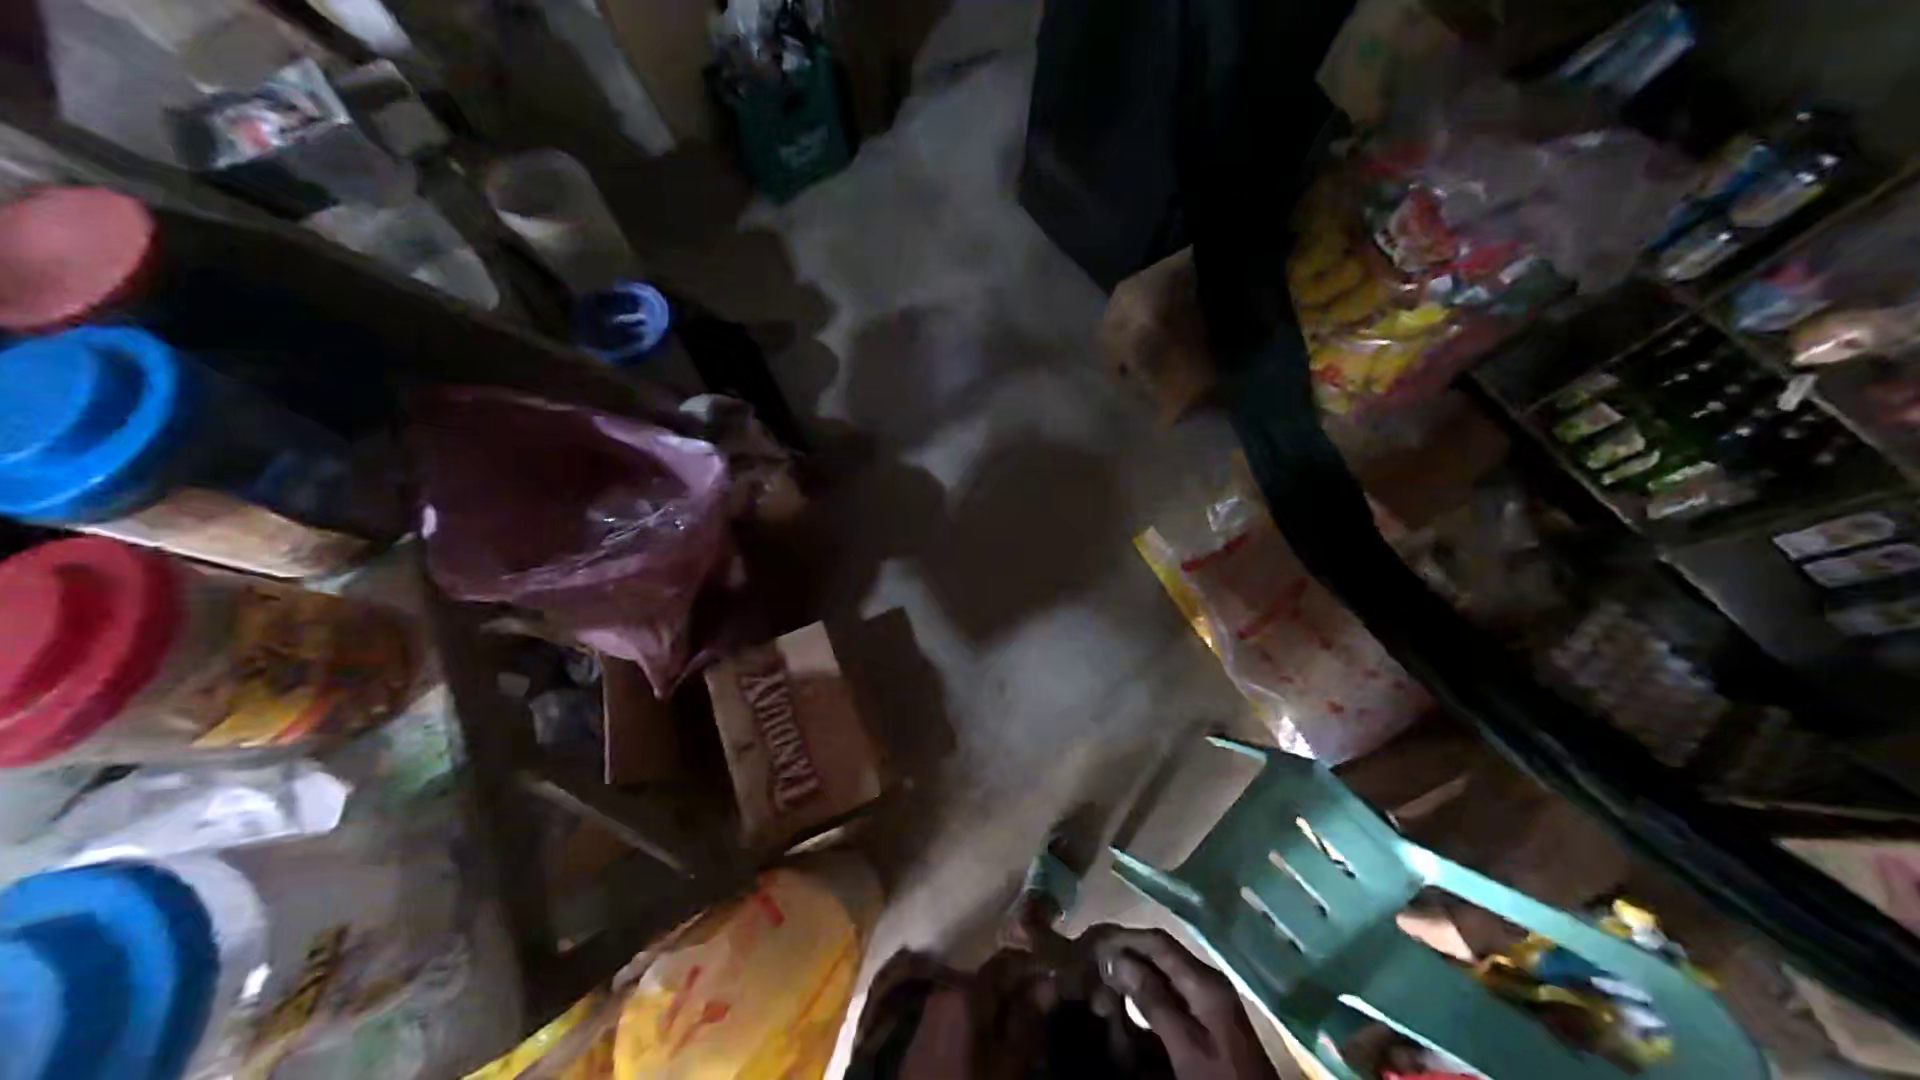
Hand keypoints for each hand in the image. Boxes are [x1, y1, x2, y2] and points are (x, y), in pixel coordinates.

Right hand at [1089, 927, 1277, 1079]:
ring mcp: (1211, 999)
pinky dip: (1149, 989)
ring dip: (1137, 969)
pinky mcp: (1210, 1018)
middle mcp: (1208, 981)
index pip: (1159, 943)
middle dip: (1129, 951)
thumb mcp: (1185, 1046)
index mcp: (1205, 981)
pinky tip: (1132, 1000)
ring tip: (1107, 975)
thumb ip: (1153, 1001)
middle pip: (1163, 953)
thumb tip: (1116, 959)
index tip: (1094, 944)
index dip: (1125, 938)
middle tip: (1095, 958)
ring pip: (1166, 970)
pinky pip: (1173, 990)